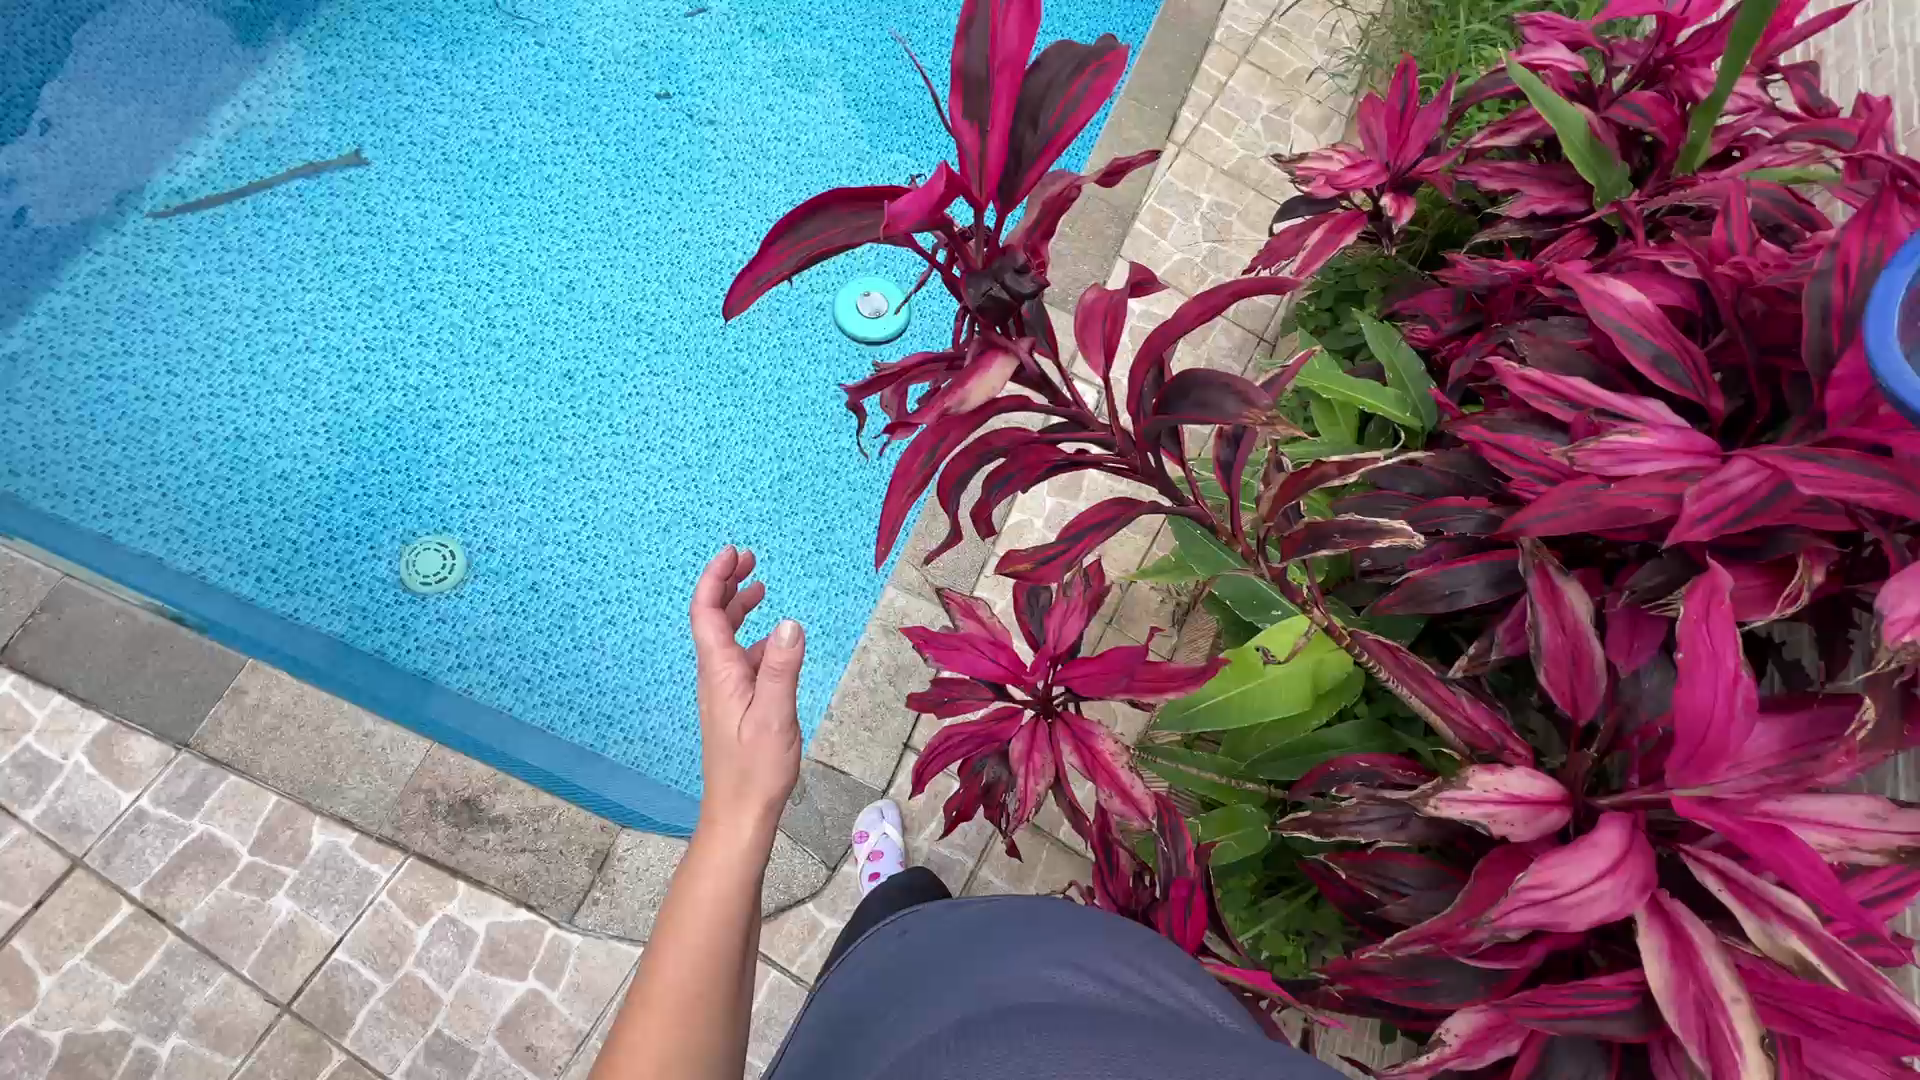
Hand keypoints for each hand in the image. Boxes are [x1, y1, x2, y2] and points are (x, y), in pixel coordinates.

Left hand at [689, 546, 804, 841]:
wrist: (740, 813)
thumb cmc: (755, 768)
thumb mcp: (776, 714)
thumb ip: (783, 667)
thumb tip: (790, 621)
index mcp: (720, 671)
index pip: (707, 612)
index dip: (716, 579)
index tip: (735, 553)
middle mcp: (716, 676)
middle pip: (713, 619)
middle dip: (728, 585)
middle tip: (750, 560)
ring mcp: (725, 691)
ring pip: (727, 639)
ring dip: (740, 609)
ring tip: (761, 589)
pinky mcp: (736, 705)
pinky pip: (742, 660)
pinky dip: (756, 639)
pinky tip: (776, 643)